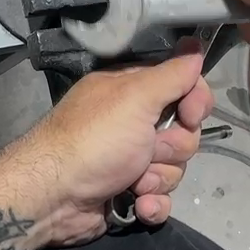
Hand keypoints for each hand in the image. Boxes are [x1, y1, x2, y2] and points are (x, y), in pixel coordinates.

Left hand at [0, 54, 213, 245]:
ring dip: (158, 178)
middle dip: (171, 147)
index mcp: (129, 91)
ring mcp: (129, 159)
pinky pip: (161, 198)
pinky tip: (138, 205)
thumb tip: (195, 45)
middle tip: (147, 150)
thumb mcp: (134, 97)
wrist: (54, 197)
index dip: (194, 102)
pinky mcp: (128, 192)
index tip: (190, 115)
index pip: (182, 87)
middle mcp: (130, 121)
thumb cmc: (94, 140)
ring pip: (174, 167)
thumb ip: (171, 74)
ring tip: (134, 181)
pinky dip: (153, 204)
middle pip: (183, 132)